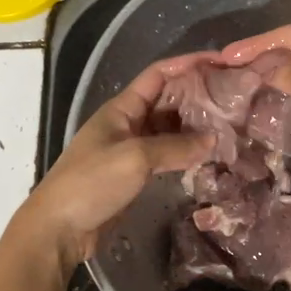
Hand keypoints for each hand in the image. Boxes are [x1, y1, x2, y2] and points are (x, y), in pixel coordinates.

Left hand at [17, 54, 215, 273]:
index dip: (187, 65)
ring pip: (169, 128)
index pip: (158, 74)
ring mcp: (130, 148)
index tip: (220, 62)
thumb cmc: (91, 182)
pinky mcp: (134, 173)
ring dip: (195, 126)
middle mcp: (127, 122)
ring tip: (229, 124)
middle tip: (232, 97)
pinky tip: (208, 154)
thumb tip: (213, 140)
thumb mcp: (134, 159)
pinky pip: (165, 154)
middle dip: (197, 95)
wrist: (58, 228)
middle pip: (167, 100)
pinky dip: (186, 151)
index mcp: (121, 107)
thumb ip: (175, 147)